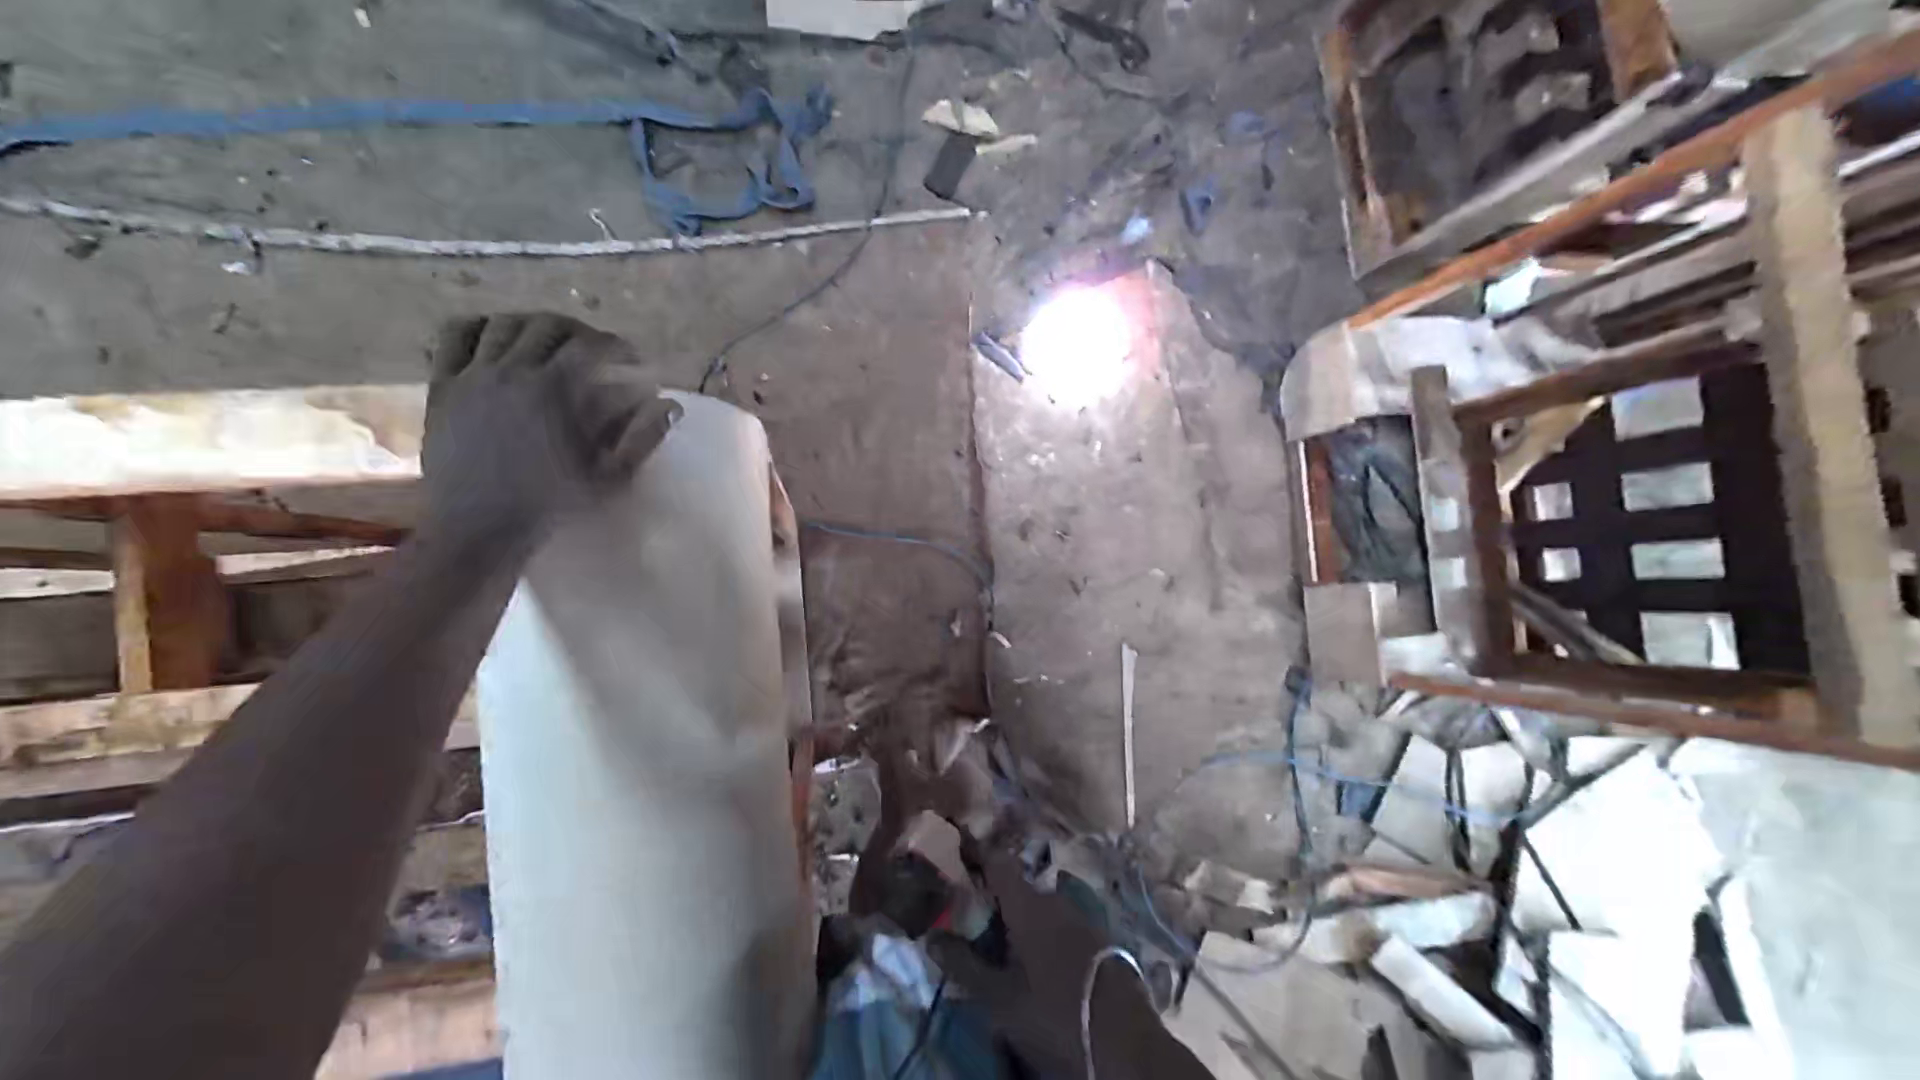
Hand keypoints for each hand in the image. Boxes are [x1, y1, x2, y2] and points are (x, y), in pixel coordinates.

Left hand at [422, 313, 678, 554]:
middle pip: (551, 326)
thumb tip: (671, 405)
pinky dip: (480, 325)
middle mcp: (515, 371)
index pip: (595, 346)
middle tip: (596, 350)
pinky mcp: (443, 385)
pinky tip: (497, 337)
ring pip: (505, 323)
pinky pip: (456, 336)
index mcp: (558, 391)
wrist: (481, 525)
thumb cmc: (553, 503)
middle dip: (580, 332)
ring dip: (535, 325)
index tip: (633, 360)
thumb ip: (643, 437)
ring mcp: (474, 375)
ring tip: (550, 341)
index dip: (620, 347)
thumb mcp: (610, 476)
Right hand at [928, 850, 1168, 1079]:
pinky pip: (1060, 923)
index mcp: (1028, 904)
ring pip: (1041, 905)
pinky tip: (1036, 955)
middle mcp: (1055, 899)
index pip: (997, 862)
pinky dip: (1042, 930)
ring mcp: (1082, 917)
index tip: (956, 849)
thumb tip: (931, 937)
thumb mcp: (999, 998)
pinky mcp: (1099, 939)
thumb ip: (963, 965)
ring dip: (1020, 914)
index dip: (975, 853)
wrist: (1127, 1043)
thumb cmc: (1054, 1012)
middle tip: (971, 909)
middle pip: (1019, 885)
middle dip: (995, 893)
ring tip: (1000, 937)